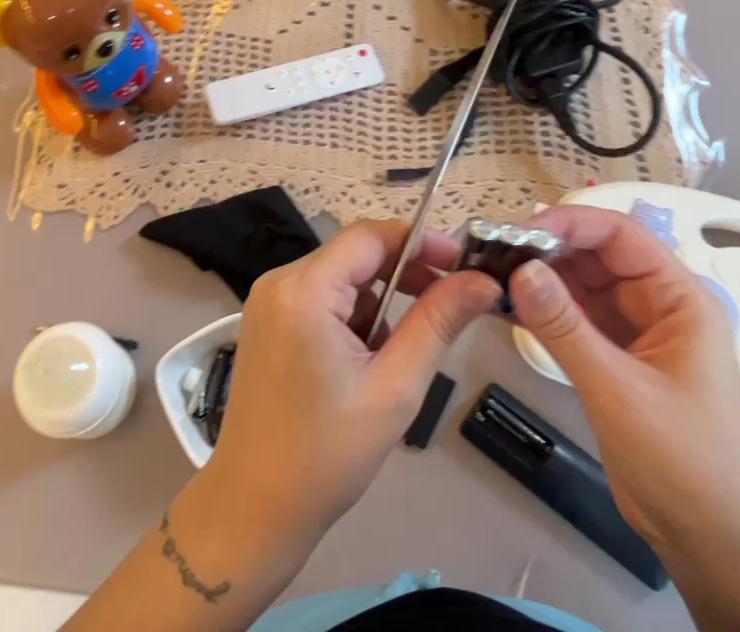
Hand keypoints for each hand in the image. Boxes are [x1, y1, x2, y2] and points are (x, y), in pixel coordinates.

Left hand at [203, 221, 503, 537]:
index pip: (368, 237)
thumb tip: (482, 280)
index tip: (464, 263)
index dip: (420, 241)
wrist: (257, 503)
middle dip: (405, 272)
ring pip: (339, 277)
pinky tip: (371, 355)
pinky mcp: (266, 324)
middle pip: (353, 254)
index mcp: (303, 291)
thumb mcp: (395, 386)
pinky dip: (353, 314)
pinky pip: (320, 298)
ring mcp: (266, 304)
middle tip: (452, 303)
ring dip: (381, 298)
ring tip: (409, 344)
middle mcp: (277, 284)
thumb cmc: (328, 452)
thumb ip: (438, 323)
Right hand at [507, 204, 739, 554]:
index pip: (621, 236)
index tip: (516, 230)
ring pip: (581, 288)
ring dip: (539, 279)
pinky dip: (541, 312)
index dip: (570, 223)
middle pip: (596, 258)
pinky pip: (574, 321)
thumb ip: (564, 327)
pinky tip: (504, 306)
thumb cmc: (682, 460)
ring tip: (487, 274)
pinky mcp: (614, 362)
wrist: (711, 539)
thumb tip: (519, 270)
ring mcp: (635, 335)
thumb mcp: (618, 390)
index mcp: (680, 300)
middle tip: (489, 253)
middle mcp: (658, 308)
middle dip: (546, 249)